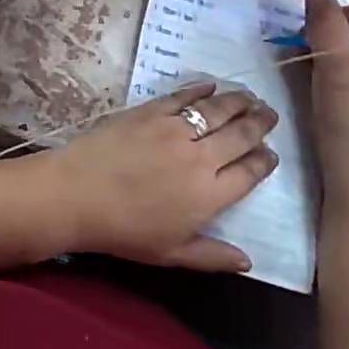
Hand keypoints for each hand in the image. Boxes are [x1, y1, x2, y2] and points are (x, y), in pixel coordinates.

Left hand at [40, 85, 279, 272]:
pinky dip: (200, 90)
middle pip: (240, 136)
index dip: (264, 161)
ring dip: (237, 102)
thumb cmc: (124, 230)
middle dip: (259, 124)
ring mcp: (174, 130)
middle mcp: (200, 158)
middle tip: (269, 114)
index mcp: (209, 195)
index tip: (270, 152)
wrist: (78, 193)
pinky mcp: (150, 111)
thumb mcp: (171, 254)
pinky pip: (182, 97)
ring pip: (216, 110)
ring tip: (249, 97)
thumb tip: (249, 261)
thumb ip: (213, 256)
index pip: (249, 173)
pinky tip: (210, 86)